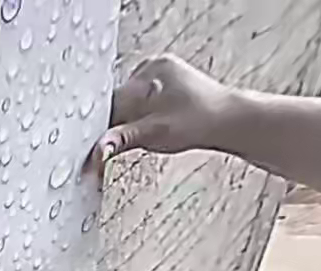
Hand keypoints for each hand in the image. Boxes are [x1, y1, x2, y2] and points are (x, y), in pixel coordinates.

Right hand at [91, 54, 241, 167]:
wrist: (223, 119)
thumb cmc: (196, 121)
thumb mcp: (151, 134)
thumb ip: (119, 141)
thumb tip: (96, 151)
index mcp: (149, 74)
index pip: (110, 104)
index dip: (101, 129)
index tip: (96, 148)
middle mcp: (152, 68)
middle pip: (116, 104)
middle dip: (114, 126)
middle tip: (122, 142)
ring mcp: (158, 73)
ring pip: (125, 104)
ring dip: (123, 123)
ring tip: (140, 132)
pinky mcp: (161, 82)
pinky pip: (136, 101)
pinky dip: (133, 117)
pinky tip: (143, 125)